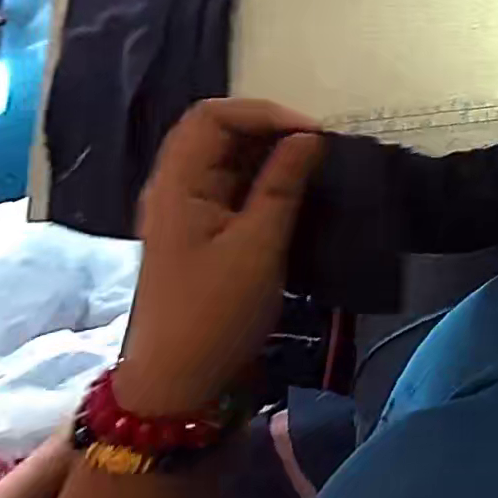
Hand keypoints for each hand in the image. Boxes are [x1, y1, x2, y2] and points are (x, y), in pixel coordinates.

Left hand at [115, 99, 323, 414]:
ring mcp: (191, 207)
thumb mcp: (258, 245)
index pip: (213, 117)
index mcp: (177, 184)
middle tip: (319, 146)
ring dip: (272, 152)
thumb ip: (283, 184)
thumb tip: (311, 137)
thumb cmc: (216, 312)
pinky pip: (237, 184)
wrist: (182, 382)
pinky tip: (299, 188)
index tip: (313, 134)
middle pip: (219, 131)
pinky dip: (269, 176)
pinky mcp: (207, 228)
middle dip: (271, 128)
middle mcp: (178, 186)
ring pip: (230, 157)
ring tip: (316, 163)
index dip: (264, 114)